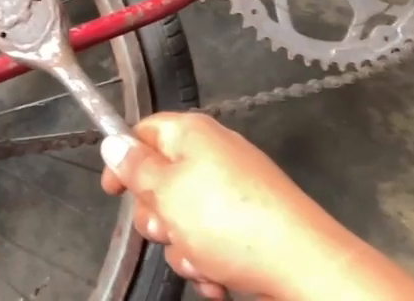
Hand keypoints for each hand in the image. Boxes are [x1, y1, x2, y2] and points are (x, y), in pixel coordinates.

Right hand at [101, 113, 413, 300]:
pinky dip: (209, 261)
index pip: (144, 132)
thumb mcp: (167, 192)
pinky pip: (212, 238)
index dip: (123, 160)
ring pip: (184, 218)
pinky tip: (218, 280)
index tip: (111, 193)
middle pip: (161, 180)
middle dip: (158, 217)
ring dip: (184, 248)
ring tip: (202, 264)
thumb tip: (112, 141)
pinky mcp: (250, 223)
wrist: (302, 265)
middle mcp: (212, 154)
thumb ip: (134, 168)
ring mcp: (234, 190)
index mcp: (191, 133)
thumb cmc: (228, 221)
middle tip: (168, 230)